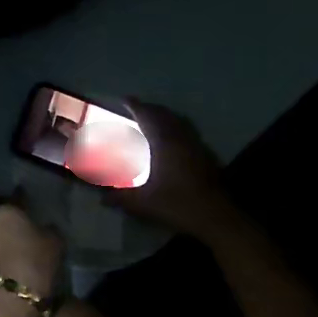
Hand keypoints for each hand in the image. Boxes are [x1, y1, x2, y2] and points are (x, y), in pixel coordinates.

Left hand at [0, 197, 62, 298]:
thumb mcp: (54, 241)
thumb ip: (48, 227)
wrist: (11, 299)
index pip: (14, 194)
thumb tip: (44, 225)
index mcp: (7, 210)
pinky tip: (10, 245)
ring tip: (12, 230)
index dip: (22, 195)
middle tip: (11, 210)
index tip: (29, 198)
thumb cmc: (35, 263)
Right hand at [109, 100, 242, 239]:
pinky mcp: (206, 155)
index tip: (125, 100)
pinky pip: (187, 132)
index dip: (136, 106)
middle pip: (164, 115)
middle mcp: (181, 138)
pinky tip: (173, 142)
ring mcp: (196, 145)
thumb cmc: (178, 205)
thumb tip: (102, 198)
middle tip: (136, 110)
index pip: (148, 116)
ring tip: (153, 122)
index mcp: (164, 143)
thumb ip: (121, 198)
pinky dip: (176, 129)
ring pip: (178, 122)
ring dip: (164, 117)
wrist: (216, 216)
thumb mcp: (143, 204)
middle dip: (149, 109)